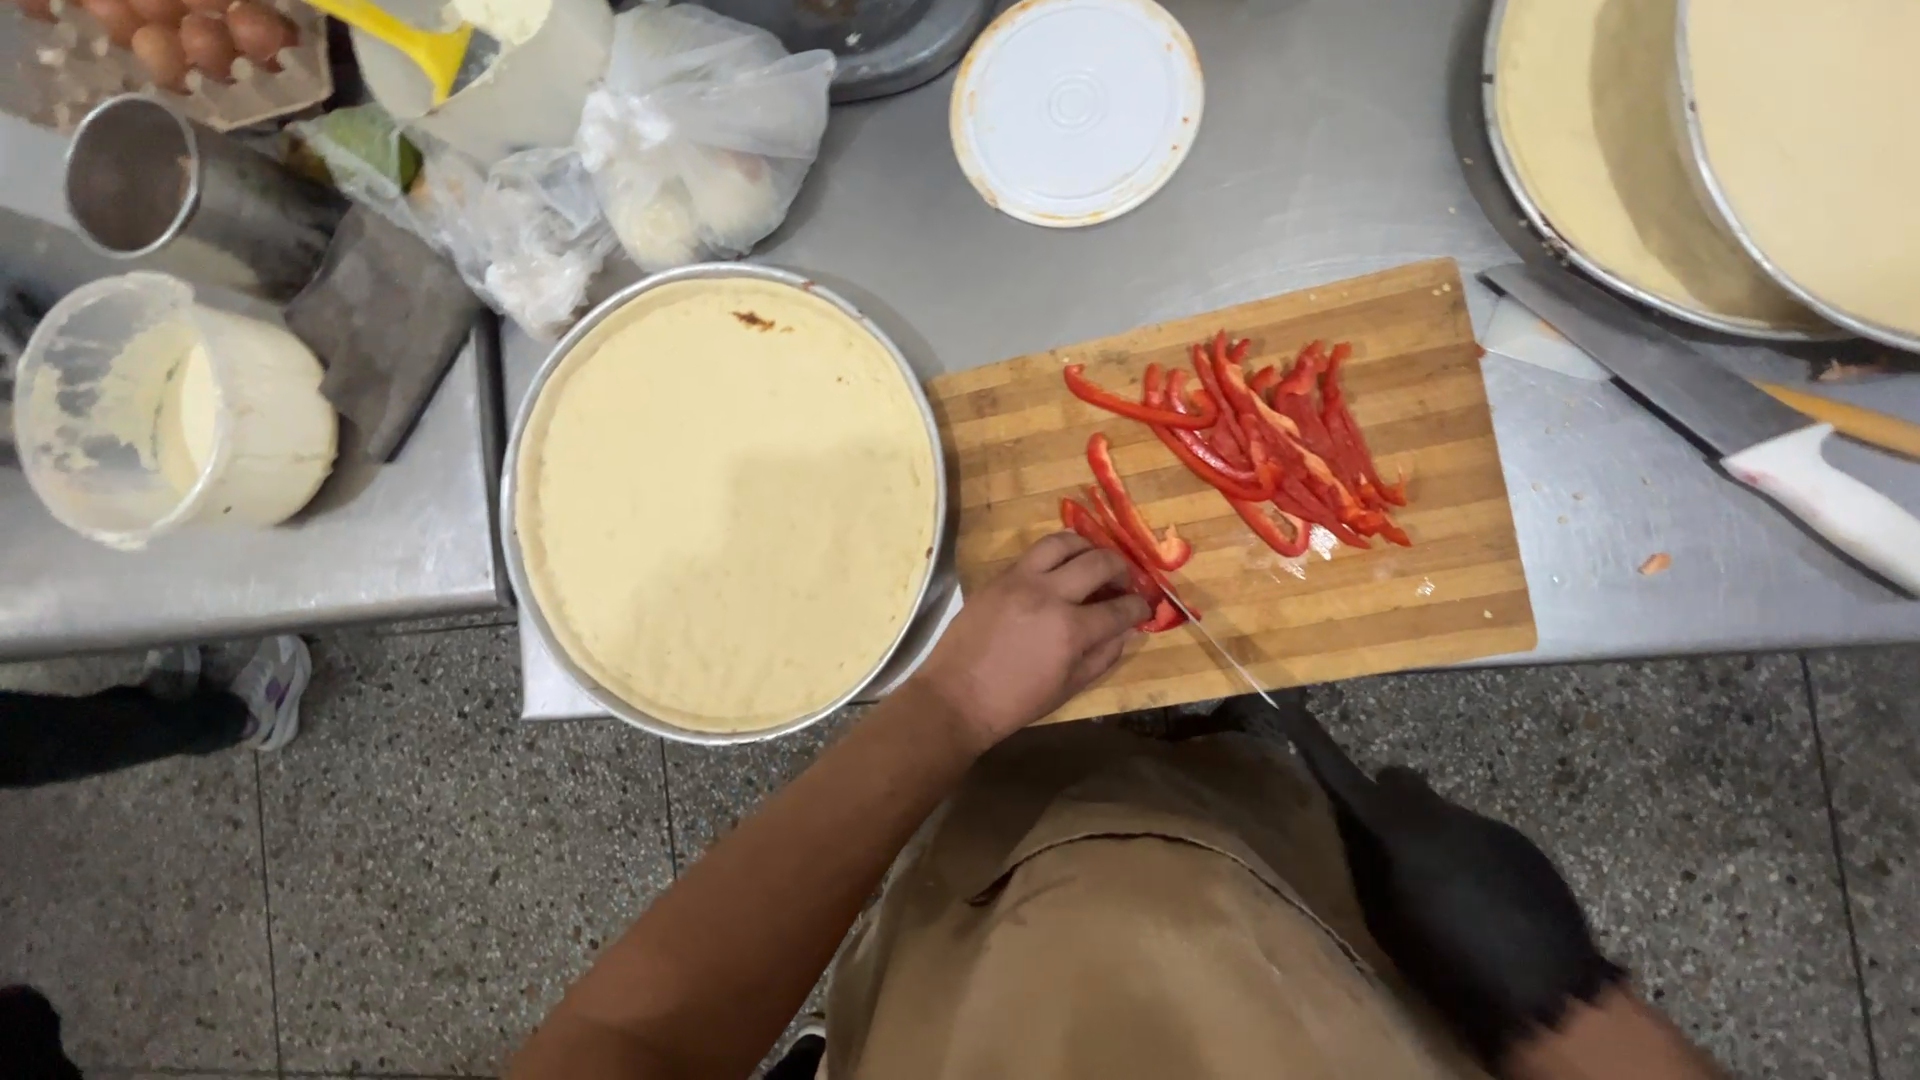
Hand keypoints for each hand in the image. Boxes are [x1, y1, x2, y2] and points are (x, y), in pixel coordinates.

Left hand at [912, 532, 1149, 749]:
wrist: (956, 697)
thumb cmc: (1015, 702)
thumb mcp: (1068, 687)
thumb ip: (1102, 655)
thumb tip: (1125, 631)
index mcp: (1070, 630)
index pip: (1119, 608)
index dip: (1140, 606)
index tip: (1144, 606)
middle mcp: (1048, 594)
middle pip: (1098, 562)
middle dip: (1121, 568)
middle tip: (1123, 581)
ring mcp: (1019, 580)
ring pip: (1063, 542)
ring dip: (1087, 547)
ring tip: (1093, 561)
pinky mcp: (997, 577)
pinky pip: (1033, 554)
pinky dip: (1054, 556)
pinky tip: (1058, 570)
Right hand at [1335, 767, 1624, 1065]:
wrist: (1548, 995)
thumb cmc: (1444, 960)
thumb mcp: (1381, 915)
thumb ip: (1361, 859)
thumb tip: (1346, 824)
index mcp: (1392, 827)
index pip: (1339, 771)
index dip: (1312, 740)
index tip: (1292, 709)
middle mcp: (1434, 811)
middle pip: (1396, 781)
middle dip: (1385, 800)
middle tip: (1383, 842)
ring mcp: (1481, 823)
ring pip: (1437, 813)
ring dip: (1430, 838)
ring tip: (1440, 889)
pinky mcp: (1518, 843)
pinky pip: (1475, 837)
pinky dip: (1466, 858)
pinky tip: (1479, 899)